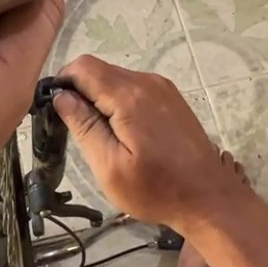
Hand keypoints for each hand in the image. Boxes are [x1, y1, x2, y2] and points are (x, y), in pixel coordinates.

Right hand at [51, 55, 254, 230]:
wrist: (209, 199)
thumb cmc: (156, 190)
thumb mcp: (110, 166)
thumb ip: (84, 126)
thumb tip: (61, 96)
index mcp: (130, 96)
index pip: (82, 67)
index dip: (63, 84)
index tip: (58, 113)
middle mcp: (147, 82)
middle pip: (98, 71)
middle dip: (81, 94)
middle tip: (79, 133)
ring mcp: (162, 88)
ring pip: (115, 79)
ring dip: (100, 101)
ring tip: (103, 139)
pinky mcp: (171, 99)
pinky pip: (133, 89)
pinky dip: (119, 104)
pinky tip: (124, 136)